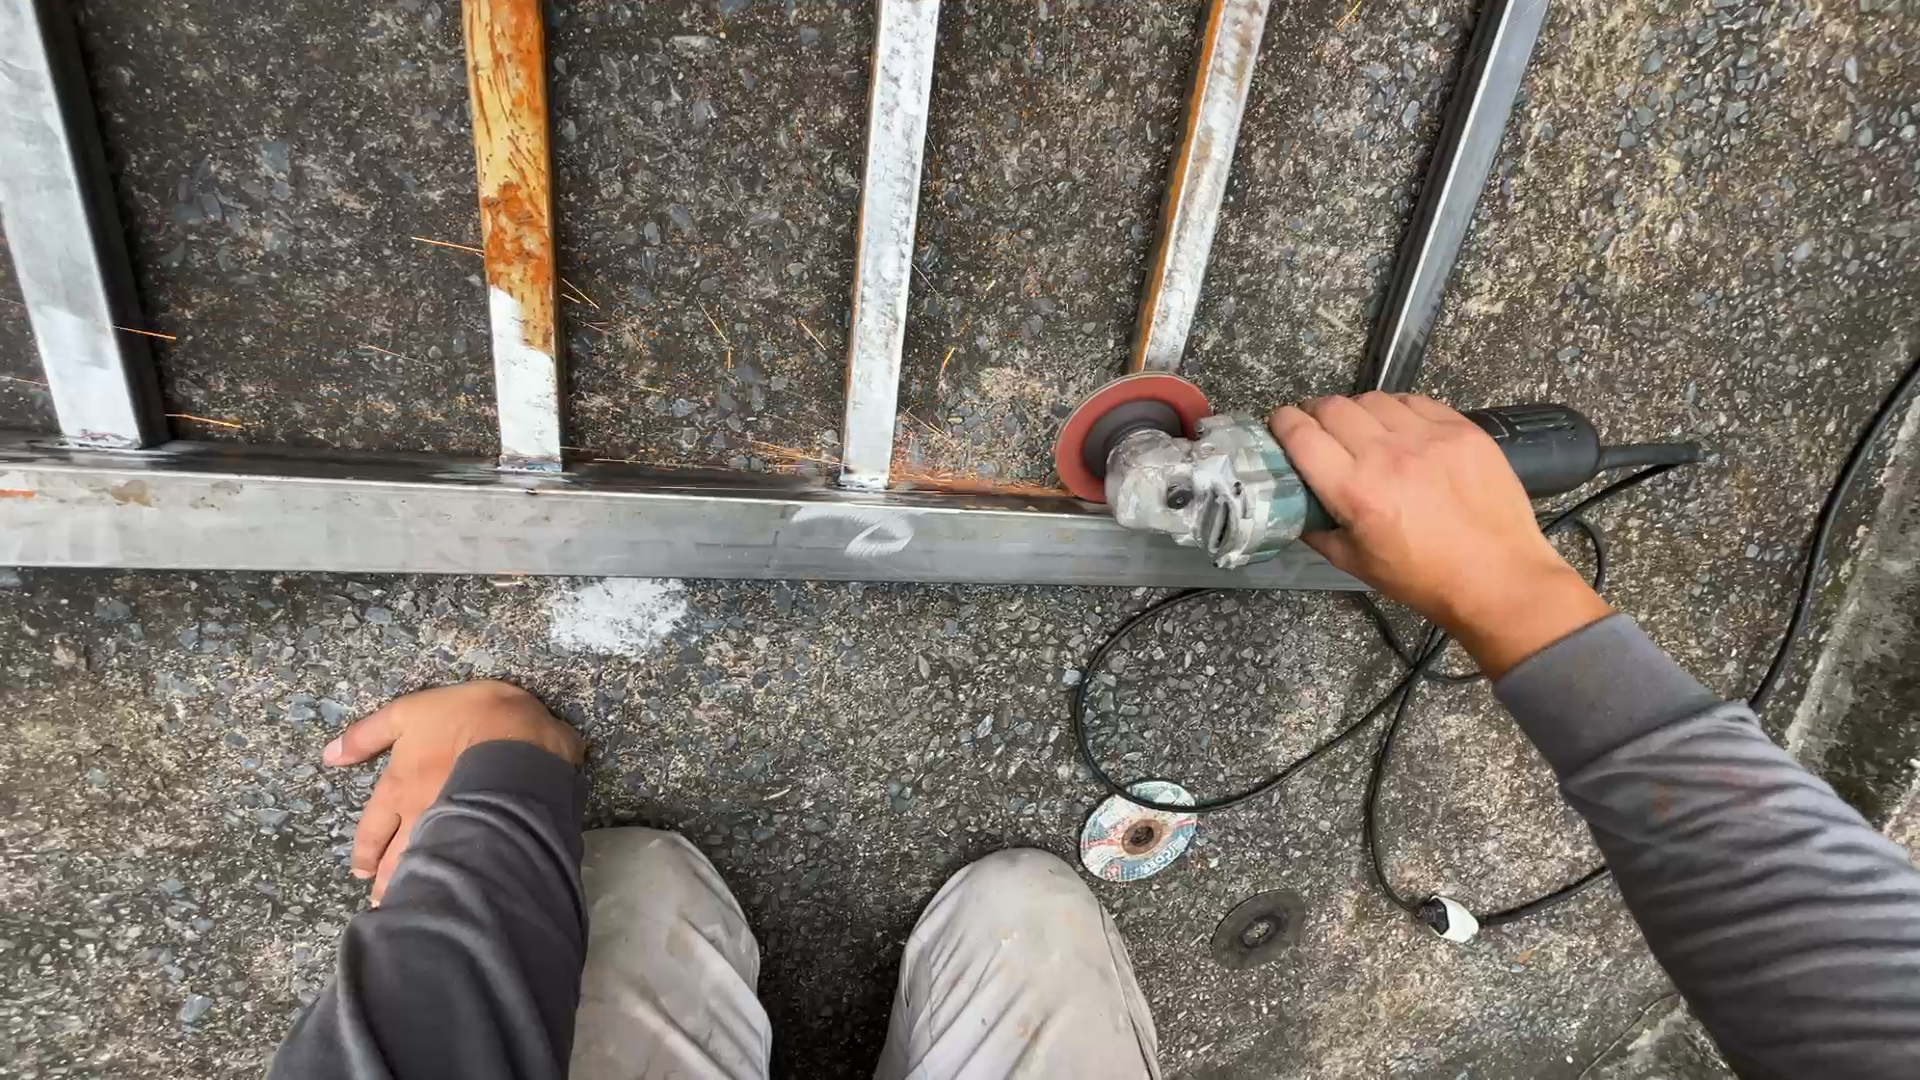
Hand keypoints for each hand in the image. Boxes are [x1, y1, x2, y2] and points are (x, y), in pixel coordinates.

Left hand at [323, 680, 583, 902]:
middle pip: (398, 856)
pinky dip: (456, 875)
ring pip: (429, 862)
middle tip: (386, 898)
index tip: (362, 872)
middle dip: (389, 879)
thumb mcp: (410, 711)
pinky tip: (460, 884)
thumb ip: (369, 733)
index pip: (373, 831)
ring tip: (416, 901)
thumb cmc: (464, 717)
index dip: (366, 853)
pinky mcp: (488, 826)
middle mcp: (419, 815)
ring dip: (418, 884)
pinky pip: (466, 857)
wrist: (517, 734)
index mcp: (398, 789)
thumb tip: (329, 756)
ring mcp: (455, 823)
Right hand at [1269, 393, 1611, 677]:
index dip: (1282, 422)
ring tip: (1359, 429)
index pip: (1302, 434)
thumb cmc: (1420, 576)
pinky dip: (1395, 410)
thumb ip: (1314, 528)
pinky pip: (1414, 402)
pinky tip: (1397, 429)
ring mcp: (1429, 439)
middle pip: (1332, 407)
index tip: (1278, 425)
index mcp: (1354, 491)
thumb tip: (1293, 504)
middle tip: (1315, 428)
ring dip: (1355, 410)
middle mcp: (1388, 456)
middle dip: (1313, 413)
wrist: (1498, 577)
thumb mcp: (1351, 560)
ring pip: (1372, 398)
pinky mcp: (1463, 431)